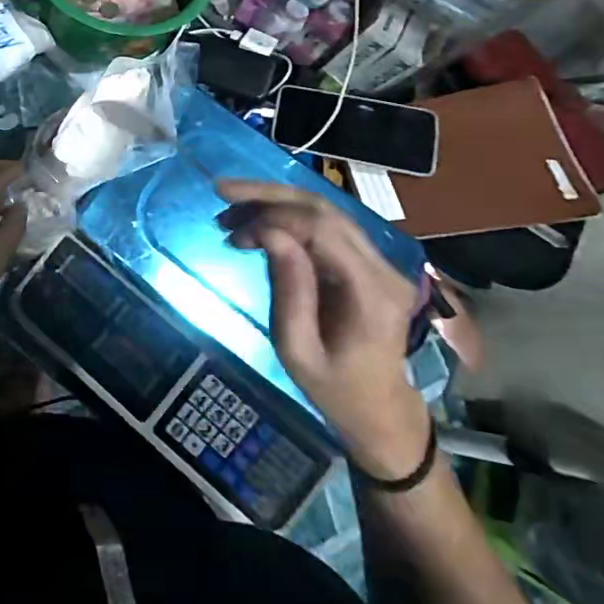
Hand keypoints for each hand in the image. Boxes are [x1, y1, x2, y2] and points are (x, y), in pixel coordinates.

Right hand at [217, 180, 429, 477]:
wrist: (380, 410)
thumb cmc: (335, 389)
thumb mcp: (298, 351)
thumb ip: (288, 291)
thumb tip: (268, 234)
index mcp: (371, 291)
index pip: (322, 229)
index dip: (273, 219)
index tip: (233, 234)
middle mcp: (383, 266)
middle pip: (324, 208)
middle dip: (268, 196)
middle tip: (221, 193)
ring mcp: (380, 261)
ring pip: (325, 210)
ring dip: (274, 202)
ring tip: (230, 210)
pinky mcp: (367, 262)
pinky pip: (327, 225)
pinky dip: (287, 216)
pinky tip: (256, 222)